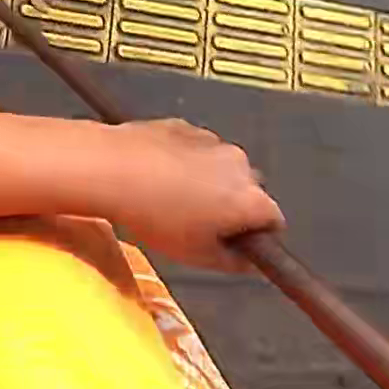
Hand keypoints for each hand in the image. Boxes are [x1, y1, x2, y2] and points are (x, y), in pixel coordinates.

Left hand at [103, 119, 284, 270]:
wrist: (114, 168)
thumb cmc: (158, 218)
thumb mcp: (198, 256)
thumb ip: (233, 262)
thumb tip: (247, 260)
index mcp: (250, 197)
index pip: (273, 220)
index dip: (258, 235)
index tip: (236, 244)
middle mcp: (238, 162)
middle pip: (248, 189)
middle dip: (233, 205)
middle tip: (201, 223)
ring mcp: (211, 139)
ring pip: (221, 165)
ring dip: (209, 180)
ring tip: (173, 197)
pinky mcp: (185, 125)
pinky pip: (196, 147)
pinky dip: (186, 159)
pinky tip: (158, 172)